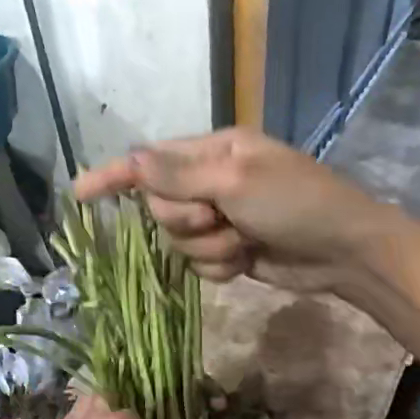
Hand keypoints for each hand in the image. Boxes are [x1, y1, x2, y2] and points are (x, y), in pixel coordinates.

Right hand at [73, 127, 408, 292]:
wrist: (342, 250)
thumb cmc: (296, 202)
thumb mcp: (236, 180)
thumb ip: (180, 174)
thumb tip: (131, 159)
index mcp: (212, 151)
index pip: (149, 162)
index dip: (113, 176)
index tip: (78, 194)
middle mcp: (210, 183)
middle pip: (160, 207)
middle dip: (184, 220)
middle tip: (219, 219)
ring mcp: (220, 220)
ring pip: (179, 242)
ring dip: (208, 248)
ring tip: (243, 242)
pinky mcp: (230, 252)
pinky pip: (200, 264)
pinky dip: (220, 267)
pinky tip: (246, 260)